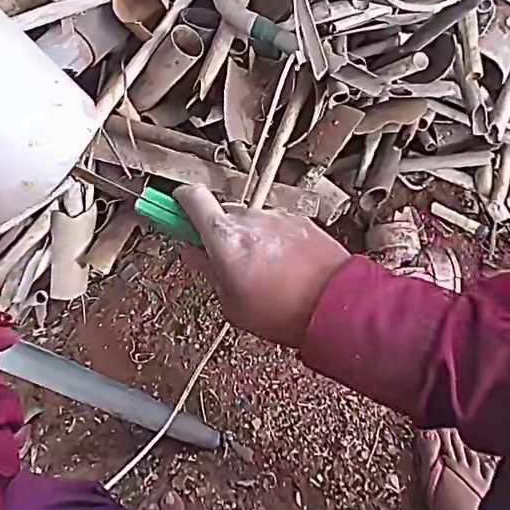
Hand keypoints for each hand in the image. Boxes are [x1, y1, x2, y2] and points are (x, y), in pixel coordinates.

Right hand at [174, 185, 350, 349]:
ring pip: (249, 218)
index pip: (191, 197)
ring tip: (261, 269)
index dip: (179, 200)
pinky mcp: (299, 219)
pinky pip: (274, 223)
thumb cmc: (282, 312)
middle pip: (221, 211)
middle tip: (222, 257)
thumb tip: (192, 254)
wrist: (336, 306)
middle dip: (217, 229)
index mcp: (225, 237)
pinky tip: (283, 265)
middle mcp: (250, 218)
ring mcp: (277, 216)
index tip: (172, 210)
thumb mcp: (231, 302)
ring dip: (247, 235)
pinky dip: (272, 238)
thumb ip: (207, 271)